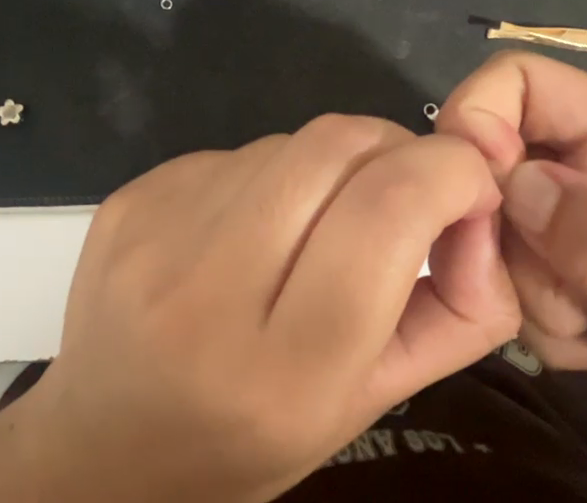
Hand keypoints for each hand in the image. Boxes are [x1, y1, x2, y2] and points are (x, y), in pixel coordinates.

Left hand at [0, 115, 519, 502]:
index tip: (468, 189)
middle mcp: (207, 286)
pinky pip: (235, 151)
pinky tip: (255, 227)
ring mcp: (157, 229)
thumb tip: (481, 214)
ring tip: (320, 222)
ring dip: (332, 164)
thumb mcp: (366, 404)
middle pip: (336, 146)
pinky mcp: (131, 196)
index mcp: (283, 365)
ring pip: (288, 141)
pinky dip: (273, 174)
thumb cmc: (248, 441)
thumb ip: (453, 314)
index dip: (450, 174)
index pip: (386, 212)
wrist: (105, 445)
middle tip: (408, 190)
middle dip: (399, 148)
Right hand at [437, 53, 586, 499]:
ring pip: (504, 230)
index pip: (523, 79)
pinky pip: (524, 275)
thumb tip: (512, 181)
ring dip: (538, 296)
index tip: (482, 217)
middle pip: (498, 165)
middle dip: (515, 248)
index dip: (478, 125)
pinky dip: (550, 320)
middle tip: (580, 309)